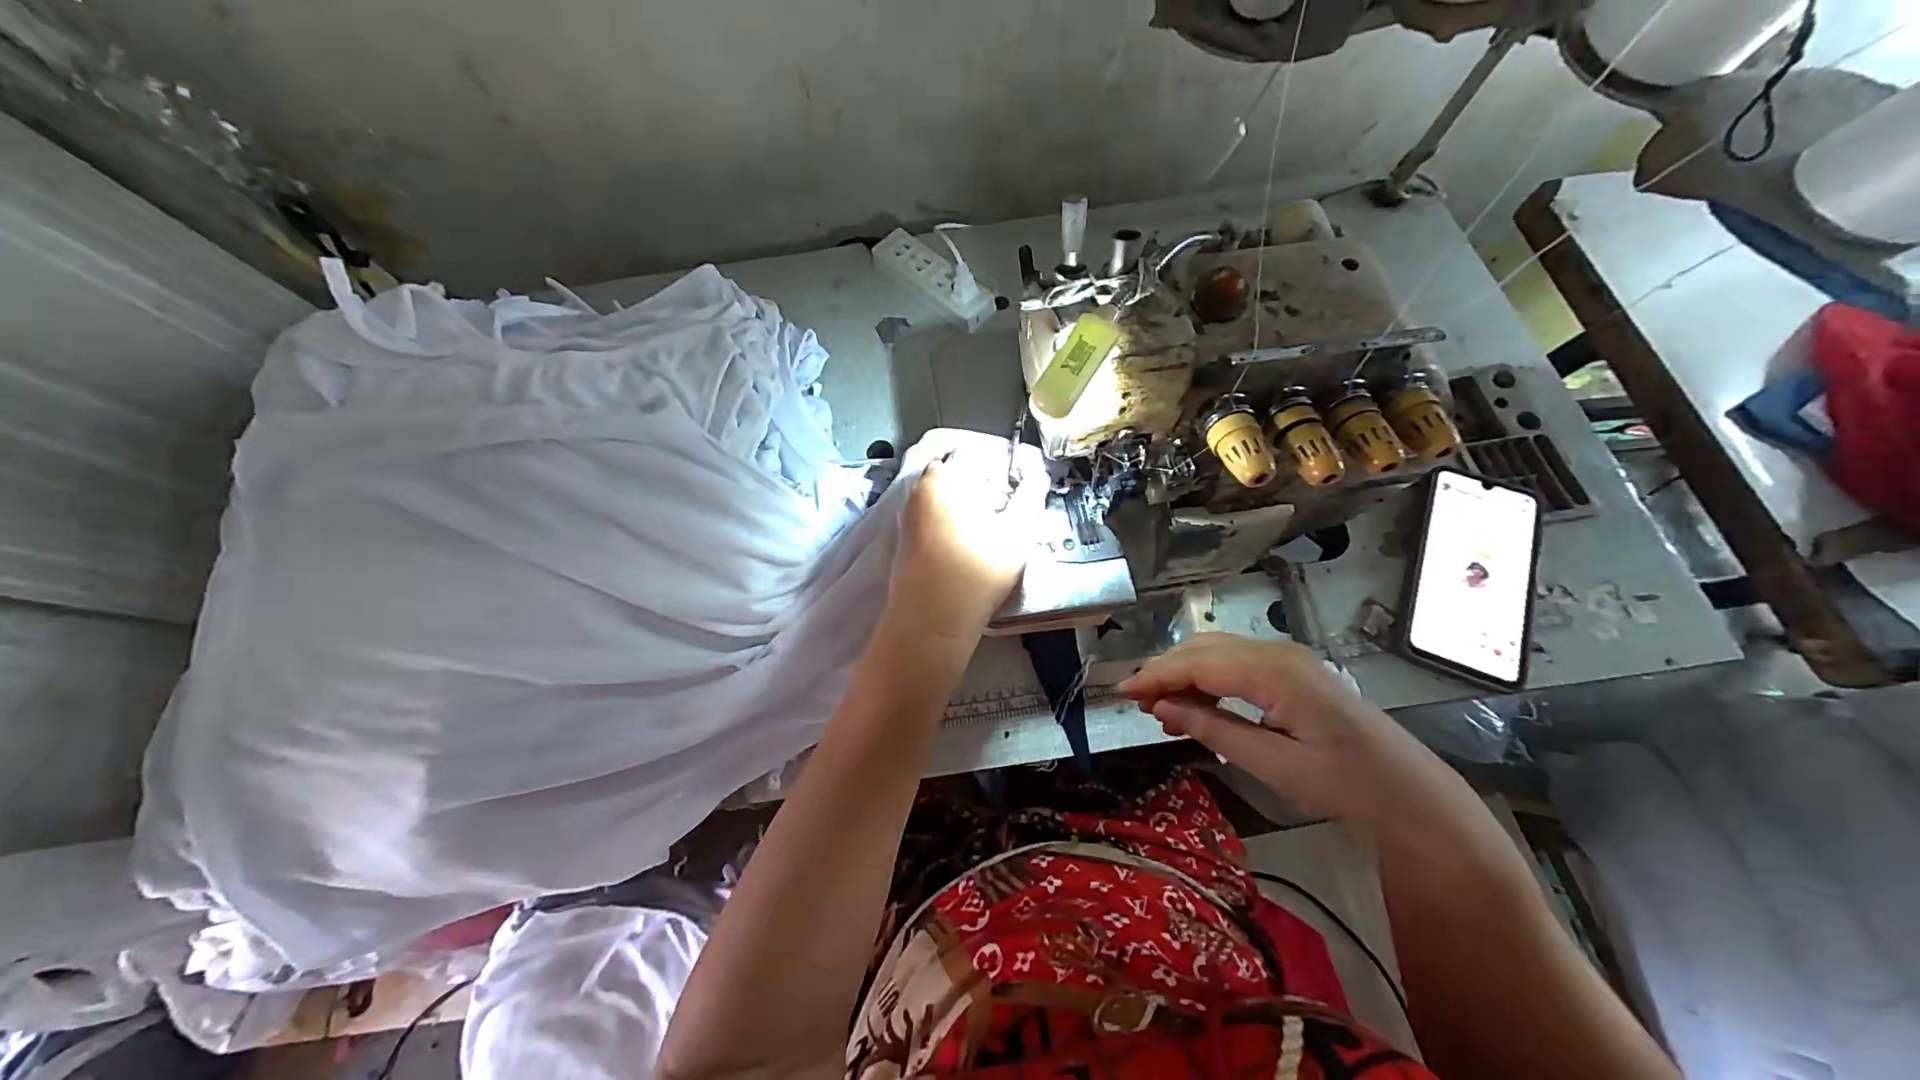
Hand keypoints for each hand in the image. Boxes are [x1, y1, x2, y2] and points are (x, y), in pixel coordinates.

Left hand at [891, 440, 1045, 639]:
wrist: (929, 623)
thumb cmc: (976, 572)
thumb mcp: (1017, 532)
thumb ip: (1031, 496)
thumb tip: (1039, 476)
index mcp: (943, 477)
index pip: (982, 456)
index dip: (1008, 472)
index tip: (1024, 492)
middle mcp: (919, 490)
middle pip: (963, 478)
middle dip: (989, 491)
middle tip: (1012, 516)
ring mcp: (908, 516)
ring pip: (949, 502)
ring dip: (973, 512)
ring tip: (995, 537)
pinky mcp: (906, 542)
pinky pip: (937, 523)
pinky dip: (956, 529)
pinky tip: (972, 552)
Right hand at [1117, 635, 1482, 839]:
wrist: (1414, 796)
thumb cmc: (1347, 786)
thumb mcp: (1274, 765)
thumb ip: (1214, 730)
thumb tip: (1163, 708)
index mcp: (1275, 672)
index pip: (1198, 663)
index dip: (1156, 676)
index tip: (1121, 693)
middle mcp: (1278, 653)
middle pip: (1203, 649)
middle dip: (1165, 671)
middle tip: (1136, 703)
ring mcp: (1288, 659)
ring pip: (1217, 652)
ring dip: (1184, 674)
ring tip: (1160, 707)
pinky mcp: (1293, 672)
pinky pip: (1236, 664)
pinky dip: (1208, 678)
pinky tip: (1196, 704)